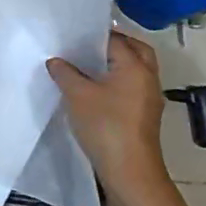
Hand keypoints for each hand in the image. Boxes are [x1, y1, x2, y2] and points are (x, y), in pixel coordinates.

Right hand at [47, 31, 168, 205]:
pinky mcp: (144, 114)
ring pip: (135, 70)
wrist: (129, 170)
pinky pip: (132, 86)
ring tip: (86, 66)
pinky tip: (94, 89)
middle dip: (113, 44)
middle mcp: (148, 78)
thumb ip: (65, 73)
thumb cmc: (105, 125)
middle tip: (86, 45)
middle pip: (135, 50)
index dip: (93, 35)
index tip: (72, 34)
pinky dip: (117, 81)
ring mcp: (149, 98)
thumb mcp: (77, 95)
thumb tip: (56, 61)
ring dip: (116, 64)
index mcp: (136, 67)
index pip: (116, 40)